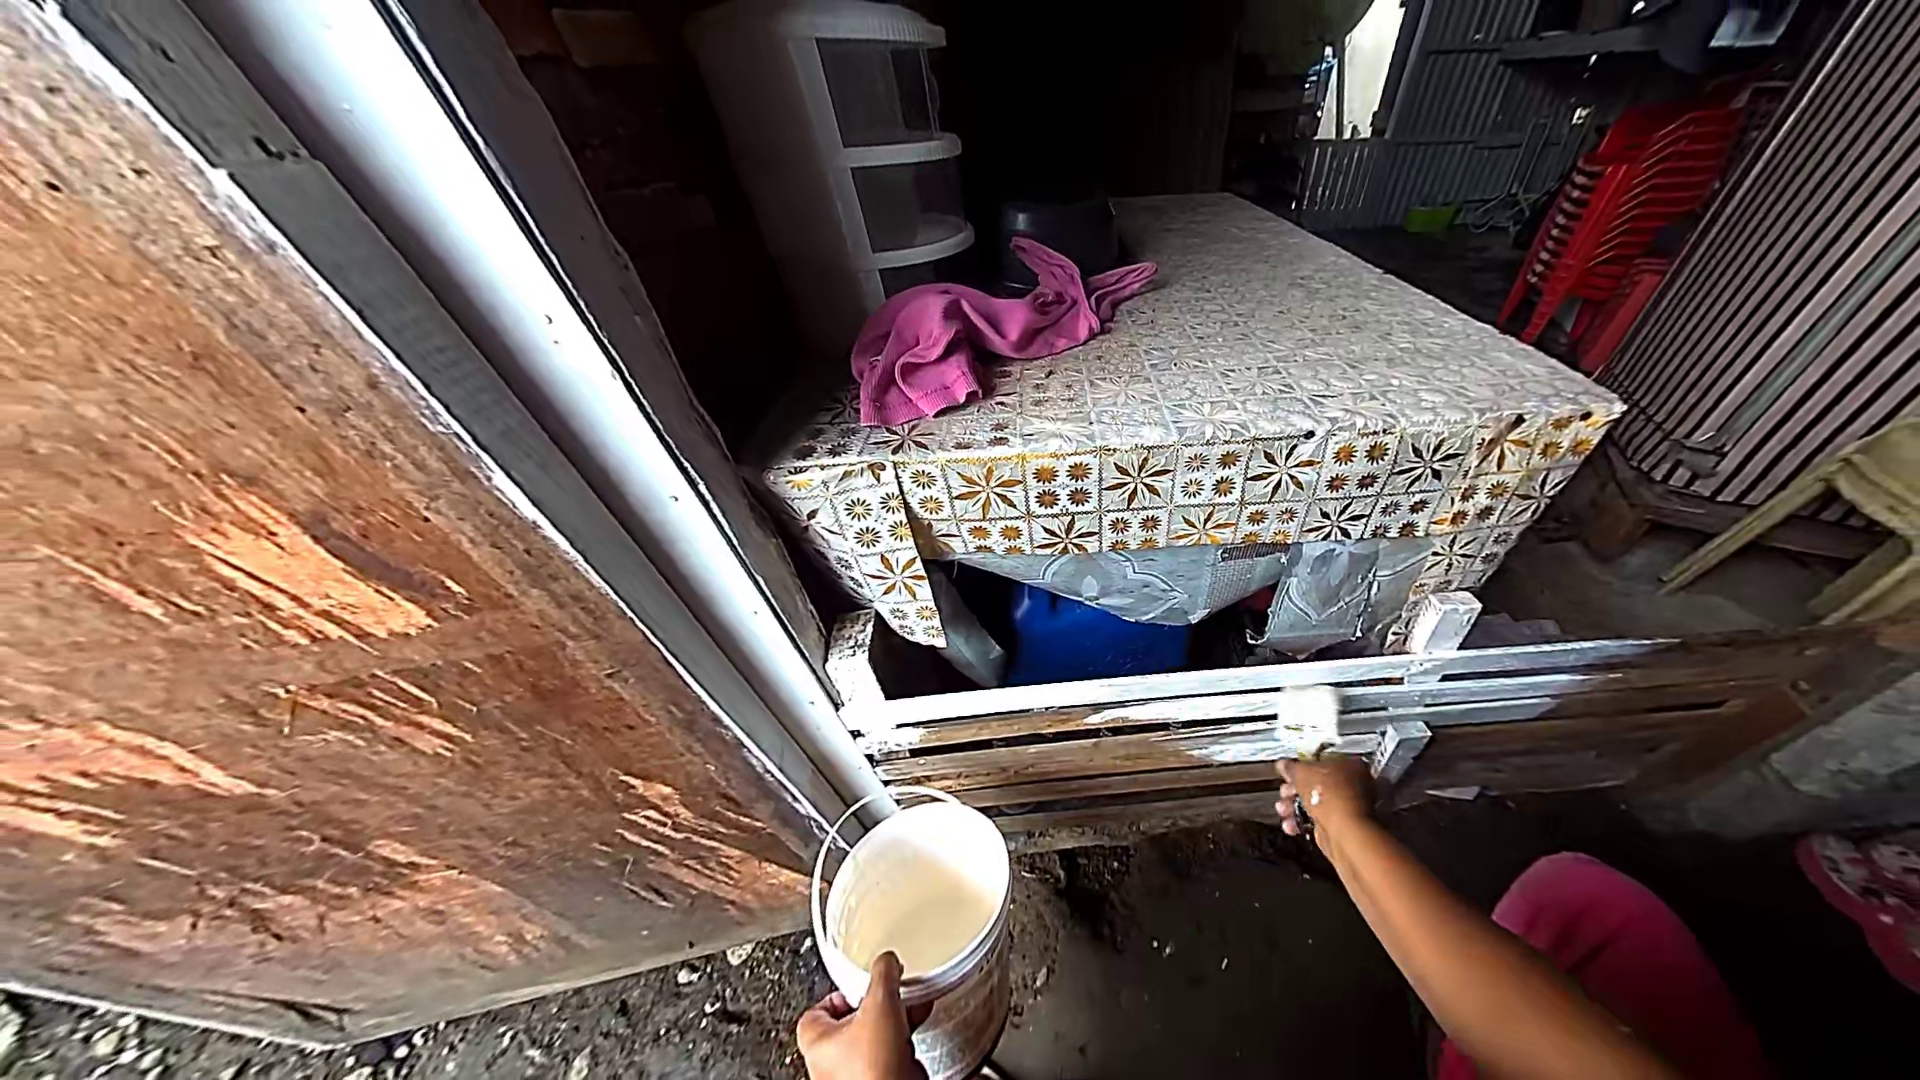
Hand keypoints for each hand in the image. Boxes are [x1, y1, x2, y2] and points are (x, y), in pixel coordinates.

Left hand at [796, 951, 929, 1079]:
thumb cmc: (874, 1069)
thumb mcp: (880, 1003)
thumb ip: (883, 975)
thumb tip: (886, 960)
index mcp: (819, 1044)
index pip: (816, 1012)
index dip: (838, 995)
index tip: (858, 984)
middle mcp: (832, 1066)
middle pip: (850, 1023)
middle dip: (876, 1005)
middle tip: (891, 992)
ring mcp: (855, 1078)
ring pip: (873, 1040)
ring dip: (893, 1020)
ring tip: (912, 1004)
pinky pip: (889, 1057)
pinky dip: (903, 1041)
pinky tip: (918, 1027)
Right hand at [1275, 756, 1372, 842]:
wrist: (1343, 834)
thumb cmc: (1328, 796)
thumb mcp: (1301, 772)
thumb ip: (1290, 767)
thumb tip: (1283, 765)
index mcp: (1349, 765)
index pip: (1321, 759)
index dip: (1301, 765)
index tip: (1288, 771)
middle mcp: (1352, 785)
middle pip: (1314, 782)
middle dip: (1293, 789)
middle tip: (1285, 792)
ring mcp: (1346, 807)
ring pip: (1312, 802)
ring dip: (1293, 806)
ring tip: (1284, 810)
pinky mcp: (1338, 826)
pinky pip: (1315, 819)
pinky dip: (1300, 821)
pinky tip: (1291, 824)